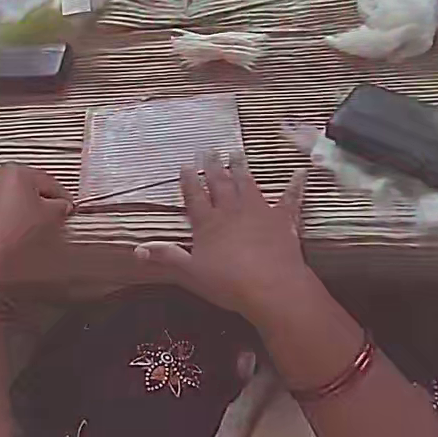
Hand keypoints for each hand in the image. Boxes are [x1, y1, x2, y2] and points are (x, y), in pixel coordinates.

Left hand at [0, 164, 71, 280]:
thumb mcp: (50, 216)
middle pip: (29, 186)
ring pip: (14, 196)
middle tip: (57, 216)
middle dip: (44, 200)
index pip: (48, 181)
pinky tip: (19, 229)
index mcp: (16, 170)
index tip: (71, 208)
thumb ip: (61, 206)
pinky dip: (12, 214)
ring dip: (27, 207)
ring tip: (39, 225)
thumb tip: (62, 205)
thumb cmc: (18, 231)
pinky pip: (1, 206)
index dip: (63, 196)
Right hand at [134, 152, 310, 319]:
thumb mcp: (190, 273)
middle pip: (220, 184)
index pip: (195, 196)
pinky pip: (289, 199)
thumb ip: (166, 257)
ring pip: (248, 185)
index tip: (186, 165)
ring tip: (237, 153)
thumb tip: (138, 249)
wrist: (272, 287)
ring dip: (242, 168)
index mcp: (208, 223)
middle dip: (212, 166)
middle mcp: (232, 211)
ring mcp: (259, 212)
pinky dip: (294, 186)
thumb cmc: (228, 282)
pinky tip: (300, 173)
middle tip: (208, 149)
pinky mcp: (282, 220)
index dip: (189, 181)